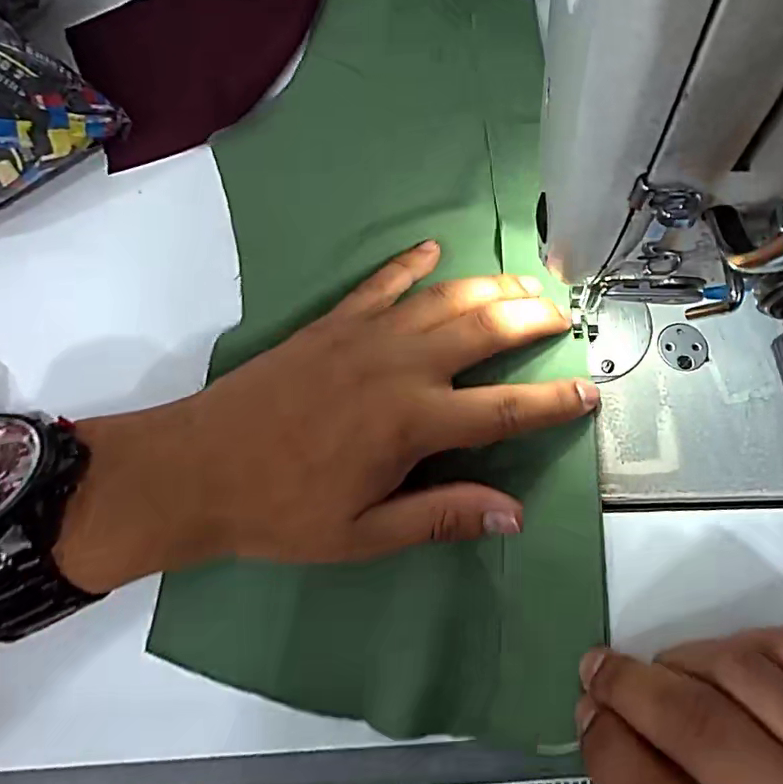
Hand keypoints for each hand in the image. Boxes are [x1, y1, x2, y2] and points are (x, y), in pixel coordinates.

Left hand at [56, 240, 595, 589]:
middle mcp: (400, 366)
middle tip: (566, 315)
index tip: (589, 392)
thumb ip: (442, 516)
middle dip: (534, 319)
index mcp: (412, 422)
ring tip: (527, 283)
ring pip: (446, 296)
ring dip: (493, 286)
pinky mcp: (333, 321)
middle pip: (486, 329)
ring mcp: (366, 334)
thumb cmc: (281, 510)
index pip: (504, 409)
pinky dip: (412, 263)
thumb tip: (515, 514)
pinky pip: (383, 282)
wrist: (193, 469)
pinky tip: (434, 250)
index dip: (554, 402)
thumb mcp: (364, 534)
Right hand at [577, 628, 782, 783]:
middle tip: (599, 673)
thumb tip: (620, 740)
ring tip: (658, 672)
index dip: (611, 754)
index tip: (588, 717)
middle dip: (633, 690)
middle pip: (704, 732)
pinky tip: (722, 659)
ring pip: (746, 676)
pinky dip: (746, 643)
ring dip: (683, 660)